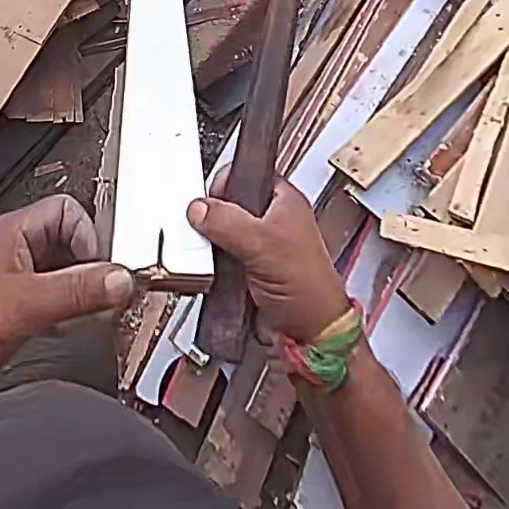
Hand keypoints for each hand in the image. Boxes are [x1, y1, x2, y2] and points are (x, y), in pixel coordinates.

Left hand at [0, 195, 133, 402]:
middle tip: (105, 293)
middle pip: (71, 241)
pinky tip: (70, 327)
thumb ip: (76, 290)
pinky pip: (54, 298)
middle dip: (91, 266)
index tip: (102, 269)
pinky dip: (69, 309)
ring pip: (64, 272)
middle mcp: (15, 249)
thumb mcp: (25, 304)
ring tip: (91, 311)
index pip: (68, 211)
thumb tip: (120, 277)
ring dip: (81, 290)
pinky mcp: (15, 308)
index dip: (90, 235)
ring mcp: (15, 279)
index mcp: (14, 231)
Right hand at [187, 175, 350, 343]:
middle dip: (212, 214)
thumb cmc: (307, 288)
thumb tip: (199, 208)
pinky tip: (211, 266)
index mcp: (283, 200)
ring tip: (209, 249)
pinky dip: (210, 260)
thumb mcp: (263, 244)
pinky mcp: (244, 266)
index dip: (225, 181)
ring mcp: (257, 244)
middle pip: (227, 202)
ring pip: (220, 229)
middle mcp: (270, 219)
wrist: (309, 333)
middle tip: (205, 225)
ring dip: (210, 240)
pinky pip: (218, 254)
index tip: (211, 196)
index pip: (246, 174)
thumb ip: (228, 221)